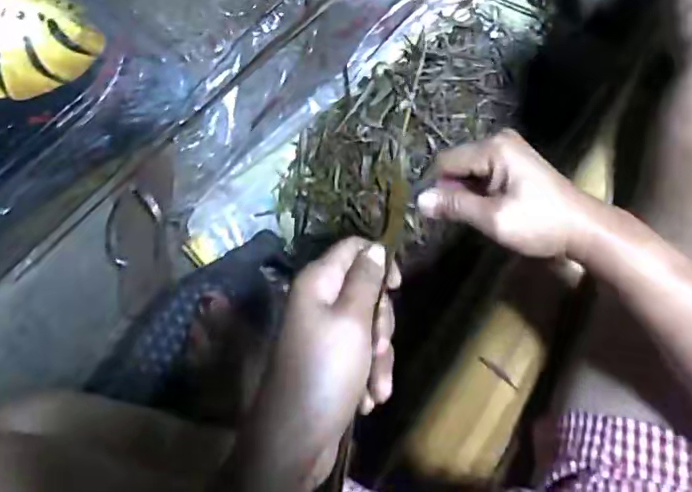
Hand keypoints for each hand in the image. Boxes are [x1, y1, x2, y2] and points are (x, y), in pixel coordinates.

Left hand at [226, 237, 399, 491]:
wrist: (295, 444)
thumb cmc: (326, 371)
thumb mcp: (353, 319)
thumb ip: (367, 279)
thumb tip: (377, 246)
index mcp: (319, 281)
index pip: (354, 247)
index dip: (380, 258)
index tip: (397, 285)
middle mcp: (319, 301)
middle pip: (365, 288)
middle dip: (382, 320)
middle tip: (379, 345)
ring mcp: (323, 333)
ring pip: (367, 325)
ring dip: (379, 355)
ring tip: (376, 386)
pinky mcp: (330, 362)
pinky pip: (359, 354)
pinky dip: (369, 375)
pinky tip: (369, 399)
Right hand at [416, 130, 607, 260]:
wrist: (584, 229)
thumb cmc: (540, 224)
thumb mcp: (494, 219)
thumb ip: (456, 207)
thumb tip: (419, 200)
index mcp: (493, 147)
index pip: (446, 161)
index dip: (435, 188)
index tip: (431, 216)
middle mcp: (499, 140)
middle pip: (457, 164)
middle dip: (451, 191)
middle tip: (453, 222)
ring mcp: (509, 149)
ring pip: (470, 170)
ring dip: (466, 194)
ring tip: (472, 218)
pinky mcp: (515, 162)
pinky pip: (484, 173)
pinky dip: (479, 192)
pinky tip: (486, 211)